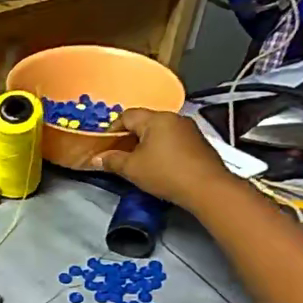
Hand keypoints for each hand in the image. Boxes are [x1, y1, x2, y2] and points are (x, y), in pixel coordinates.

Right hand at [87, 108, 231, 201]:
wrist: (206, 187)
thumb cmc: (165, 173)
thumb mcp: (132, 169)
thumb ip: (111, 161)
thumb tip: (96, 159)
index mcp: (155, 119)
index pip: (127, 115)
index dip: (112, 129)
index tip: (105, 145)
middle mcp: (173, 118)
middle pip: (144, 122)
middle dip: (129, 136)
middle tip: (119, 155)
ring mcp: (188, 128)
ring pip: (159, 131)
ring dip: (145, 143)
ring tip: (137, 161)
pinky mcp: (198, 141)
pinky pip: (172, 139)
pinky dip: (161, 148)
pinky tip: (158, 165)